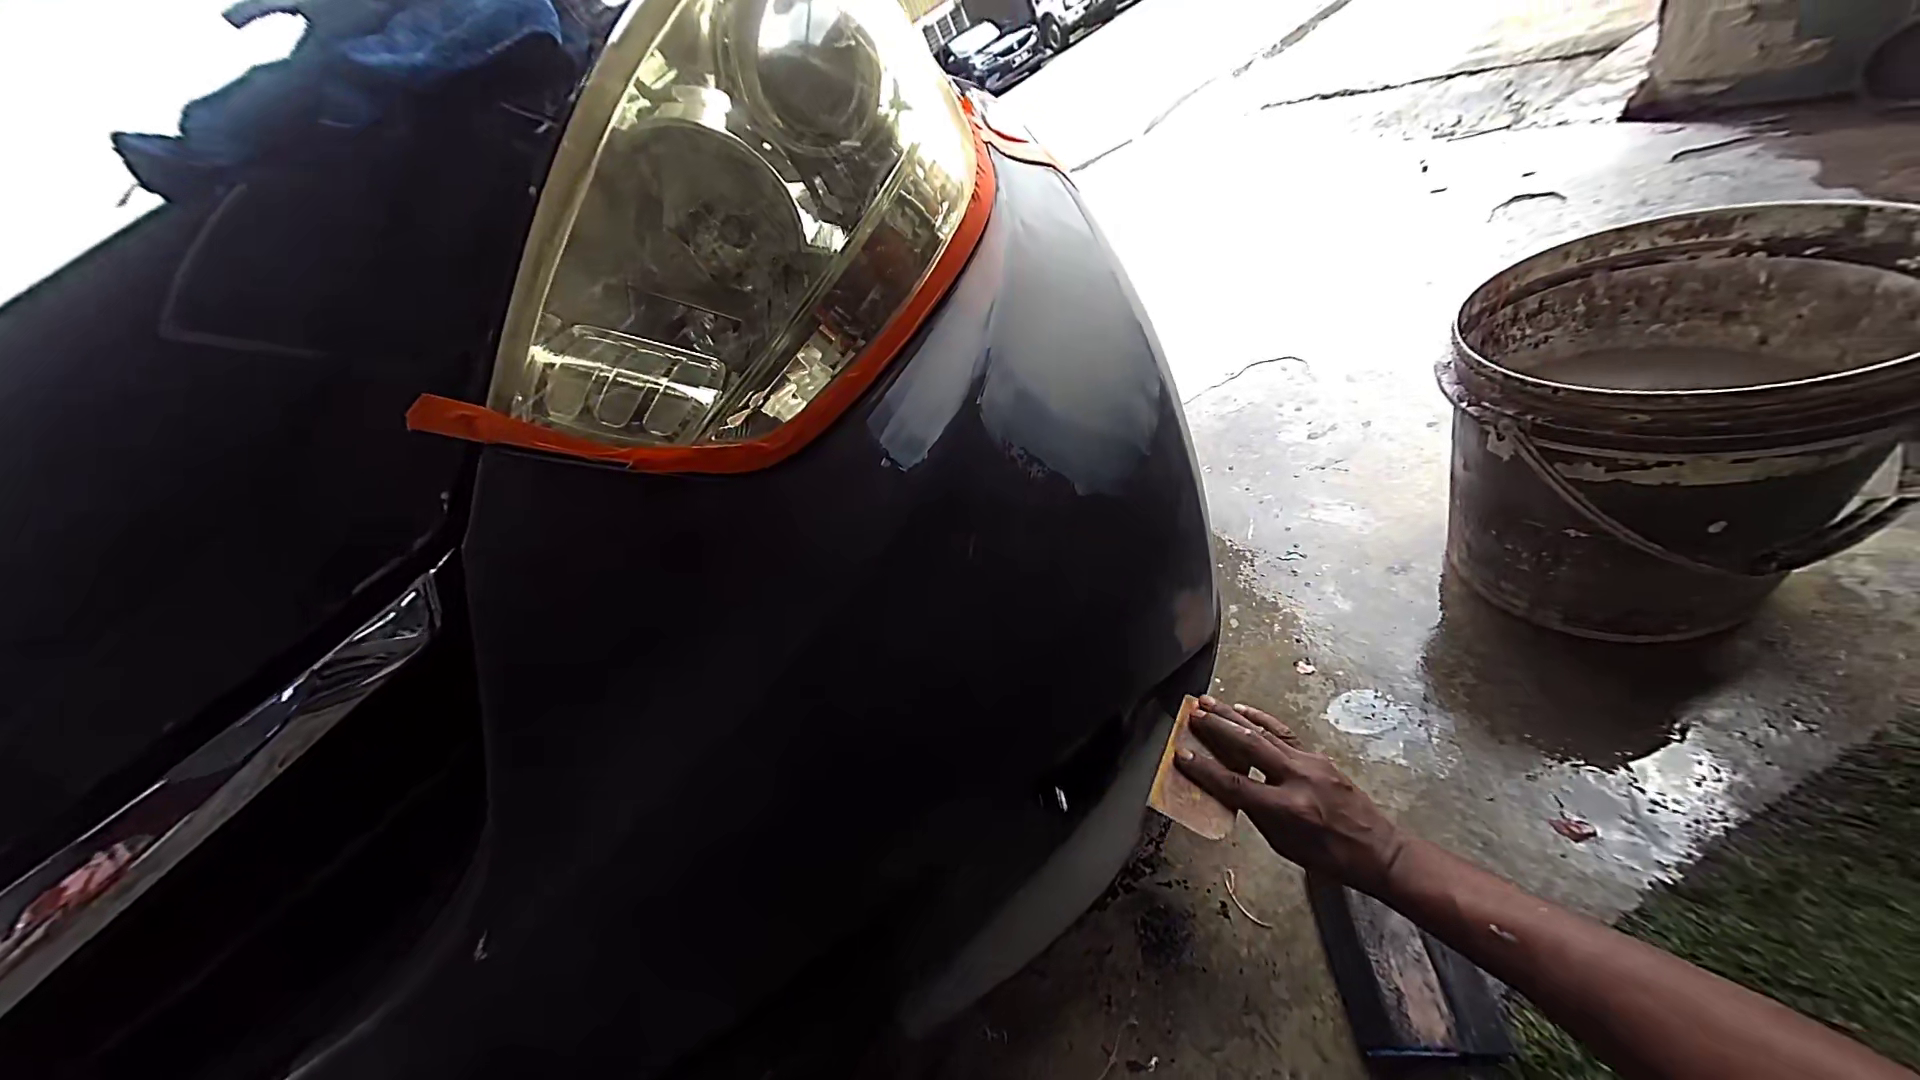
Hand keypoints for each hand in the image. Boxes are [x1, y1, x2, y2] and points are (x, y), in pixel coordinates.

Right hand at [1174, 696, 1407, 895]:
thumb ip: (1254, 811)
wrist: (1381, 851)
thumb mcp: (1283, 844)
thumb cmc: (1331, 857)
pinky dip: (1261, 719)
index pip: (1234, 784)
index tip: (1182, 754)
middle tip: (1193, 713)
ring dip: (1233, 715)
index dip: (1204, 768)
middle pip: (1248, 745)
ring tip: (1209, 702)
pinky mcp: (1318, 757)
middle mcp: (1298, 779)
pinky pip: (1283, 734)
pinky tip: (1244, 709)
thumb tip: (1228, 786)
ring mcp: (1311, 764)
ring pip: (1263, 732)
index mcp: (1287, 808)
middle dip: (1216, 727)